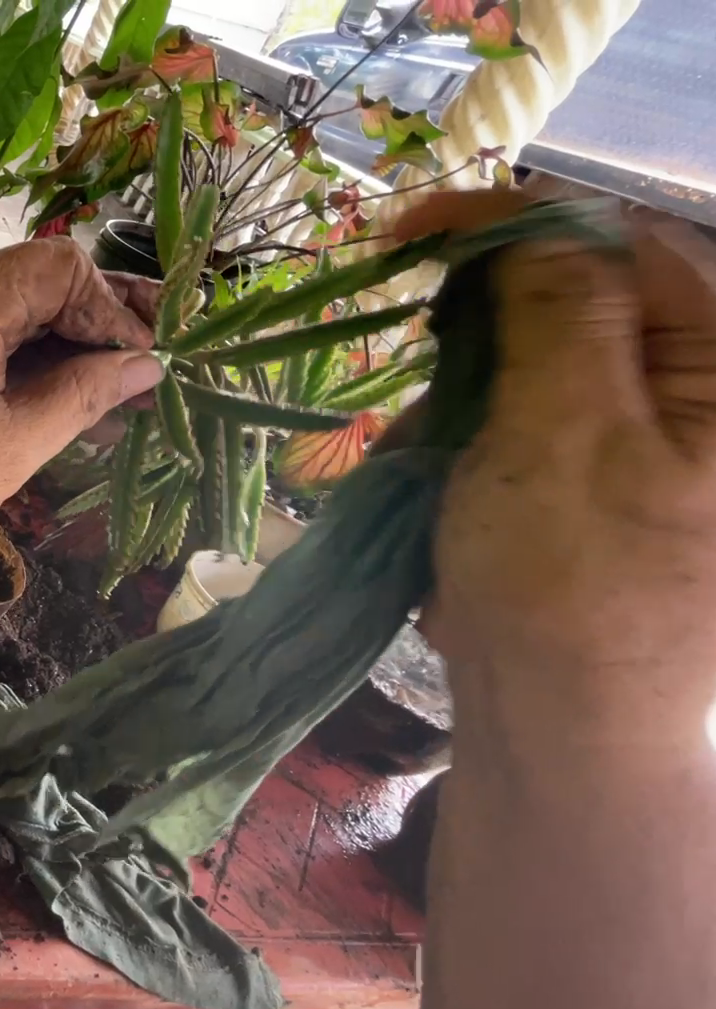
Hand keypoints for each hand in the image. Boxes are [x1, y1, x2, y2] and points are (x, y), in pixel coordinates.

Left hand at [0, 237, 164, 579]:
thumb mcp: (11, 446)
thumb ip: (83, 394)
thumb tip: (144, 364)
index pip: (60, 267)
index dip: (111, 308)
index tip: (143, 361)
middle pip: (30, 285)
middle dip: (90, 326)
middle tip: (142, 371)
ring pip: (1, 316)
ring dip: (52, 350)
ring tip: (103, 396)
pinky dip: (9, 364)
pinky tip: (45, 399)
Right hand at [394, 193, 715, 718]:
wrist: (561, 704)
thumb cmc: (570, 578)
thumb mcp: (559, 439)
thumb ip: (554, 321)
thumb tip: (523, 227)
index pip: (621, 244)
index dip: (509, 222)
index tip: (403, 230)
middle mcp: (701, 380)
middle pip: (573, 296)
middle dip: (475, 324)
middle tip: (412, 362)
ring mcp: (643, 422)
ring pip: (527, 357)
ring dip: (459, 391)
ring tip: (432, 461)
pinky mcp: (586, 460)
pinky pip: (511, 410)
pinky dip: (459, 430)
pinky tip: (443, 476)